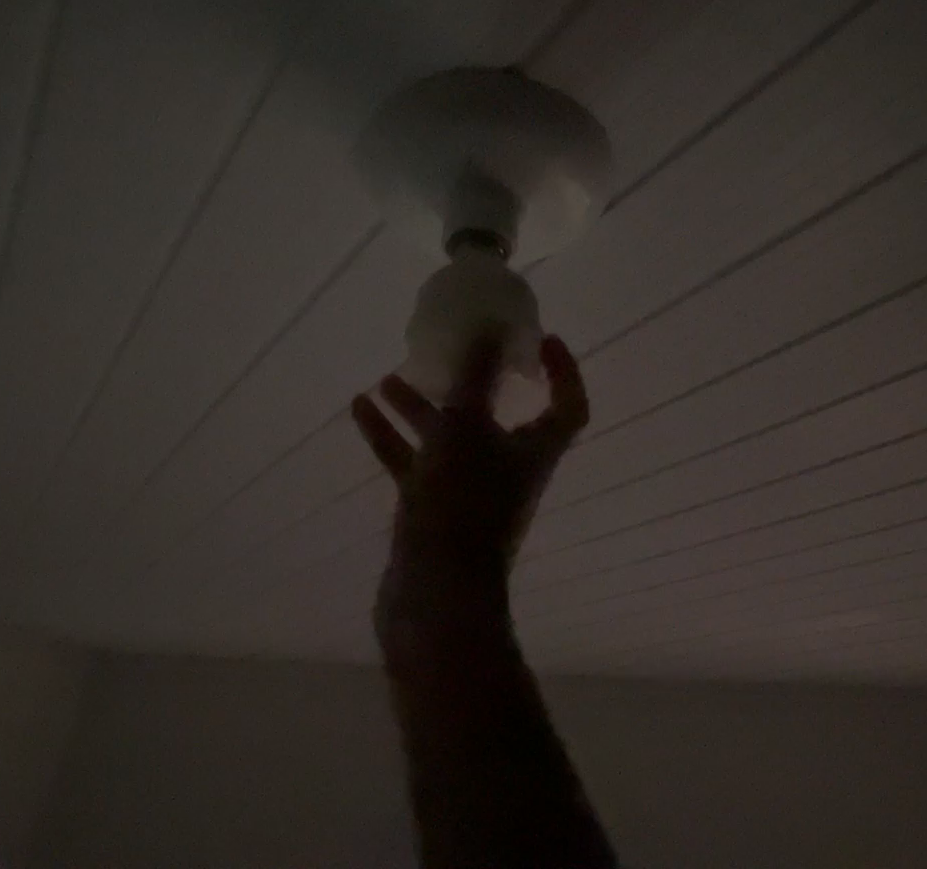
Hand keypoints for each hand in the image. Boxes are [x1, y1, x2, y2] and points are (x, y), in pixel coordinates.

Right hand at [352, 334, 589, 642]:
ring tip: (386, 379)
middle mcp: (505, 469)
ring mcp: (467, 493)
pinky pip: (414, 465)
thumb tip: (492, 325)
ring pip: (446, 439)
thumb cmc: (460, 506)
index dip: (562, 371)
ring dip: (421, 409)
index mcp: (531, 451)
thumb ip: (477, 376)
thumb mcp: (467, 430)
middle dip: (470, 381)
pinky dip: (391, 439)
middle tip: (449, 349)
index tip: (540, 338)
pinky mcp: (432, 513)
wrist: (433, 600)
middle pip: (496, 416)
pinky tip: (361, 412)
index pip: (565, 405)